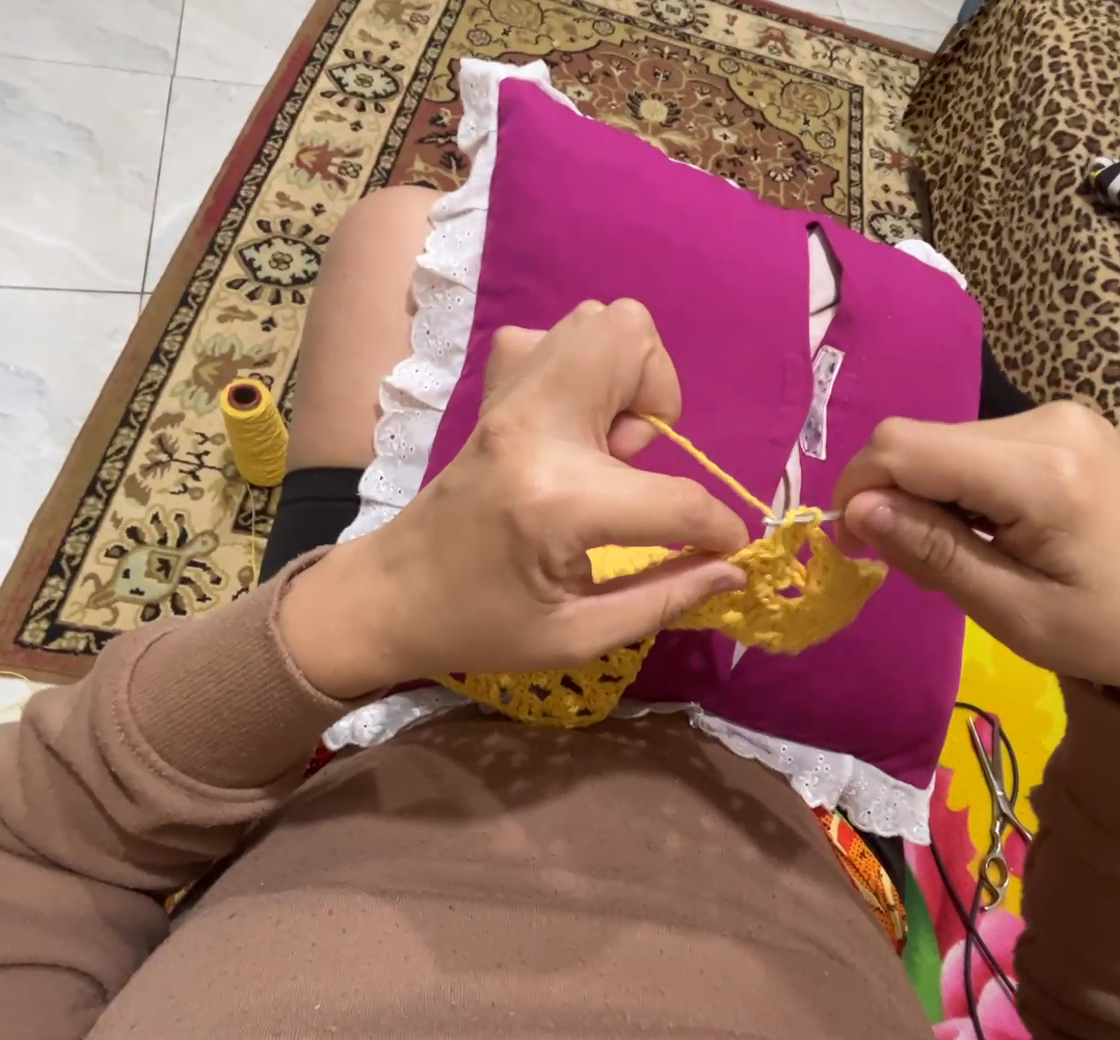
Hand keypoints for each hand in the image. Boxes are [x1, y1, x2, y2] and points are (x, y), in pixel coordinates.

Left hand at [282, 299, 750, 698]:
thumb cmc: (478, 627)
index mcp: (558, 500)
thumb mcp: (576, 637)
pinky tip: (569, 427)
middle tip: (637, 460)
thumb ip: (665, 599)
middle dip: (662, 398)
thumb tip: (733, 569)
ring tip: (606, 444)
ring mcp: (507, 399)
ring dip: (625, 377)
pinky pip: (549, 340)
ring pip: (596, 322)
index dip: (718, 527)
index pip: (676, 499)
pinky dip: (578, 369)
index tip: (726, 549)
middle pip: (630, 337)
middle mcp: (535, 426)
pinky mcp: (490, 395)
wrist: (386, 599)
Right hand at [832, 403, 1119, 726]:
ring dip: (924, 497)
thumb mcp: (1011, 611)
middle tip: (916, 566)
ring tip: (959, 555)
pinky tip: (983, 530)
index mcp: (1042, 470)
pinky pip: (971, 447)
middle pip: (919, 442)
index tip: (855, 546)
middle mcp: (1049, 422)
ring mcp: (1060, 418)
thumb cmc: (1112, 635)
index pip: (903, 446)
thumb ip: (930, 551)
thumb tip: (855, 509)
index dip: (858, 488)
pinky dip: (954, 489)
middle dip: (893, 499)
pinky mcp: (1062, 428)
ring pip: (940, 444)